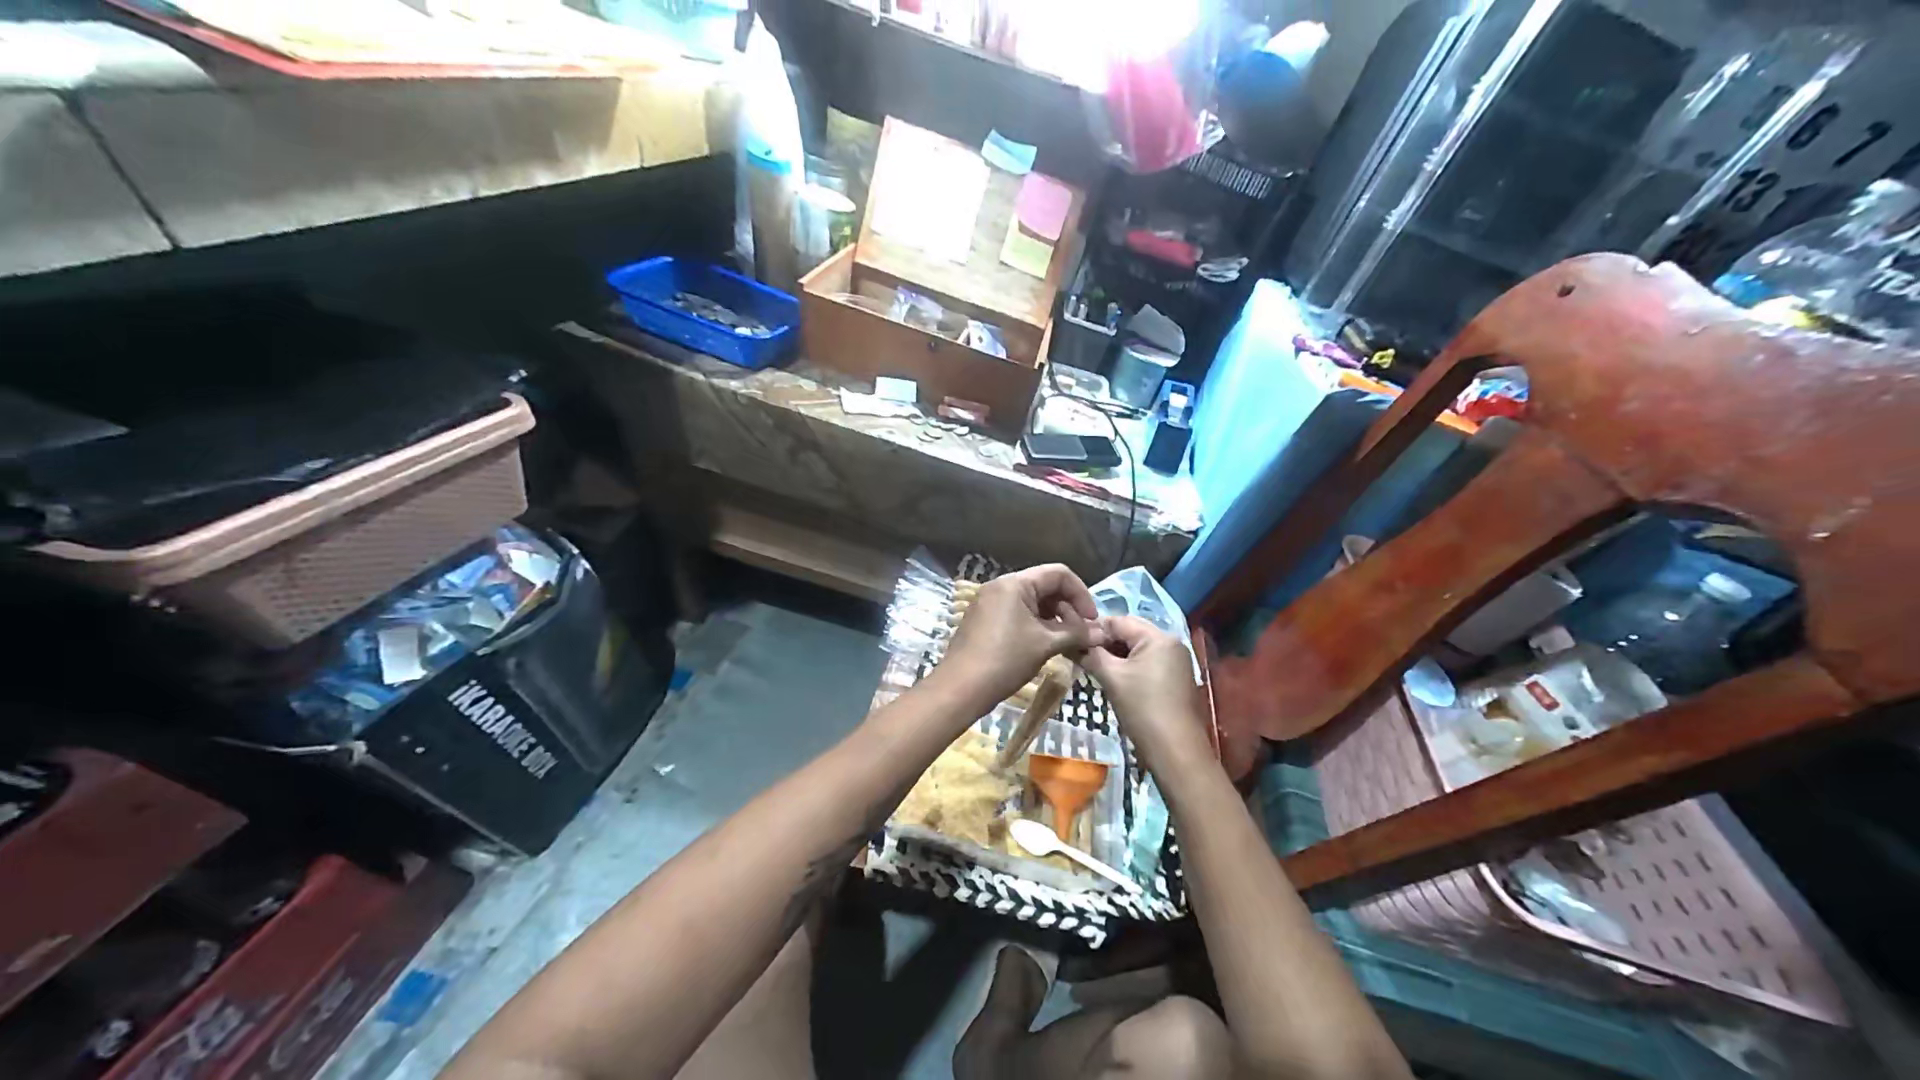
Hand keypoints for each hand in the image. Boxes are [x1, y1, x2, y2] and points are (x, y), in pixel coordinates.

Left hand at [938, 564, 1103, 709]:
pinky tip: (1046, 646)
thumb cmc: (1005, 659)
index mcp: (1014, 583)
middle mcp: (1000, 586)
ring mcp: (989, 603)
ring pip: (1032, 602)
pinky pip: (1017, 614)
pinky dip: (1036, 625)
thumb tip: (1102, 633)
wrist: (961, 688)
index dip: (1081, 595)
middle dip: (1068, 608)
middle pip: (1045, 586)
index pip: (1059, 574)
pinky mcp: (984, 620)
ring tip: (1067, 643)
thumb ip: (1076, 633)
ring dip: (1054, 619)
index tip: (1092, 621)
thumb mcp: (1045, 644)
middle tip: (1082, 635)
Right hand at [1080, 615, 1211, 772]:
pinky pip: (1148, 662)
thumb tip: (1073, 643)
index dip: (1093, 629)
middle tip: (1080, 655)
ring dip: (1115, 655)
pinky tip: (1114, 679)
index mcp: (1158, 637)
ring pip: (1138, 648)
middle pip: (1130, 632)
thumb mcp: (1112, 678)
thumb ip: (1091, 654)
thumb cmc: (1142, 708)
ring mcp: (1176, 661)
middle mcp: (1171, 642)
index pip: (1118, 621)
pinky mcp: (1176, 677)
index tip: (1072, 641)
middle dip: (1104, 642)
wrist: (1175, 750)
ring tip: (1093, 667)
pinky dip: (1129, 666)